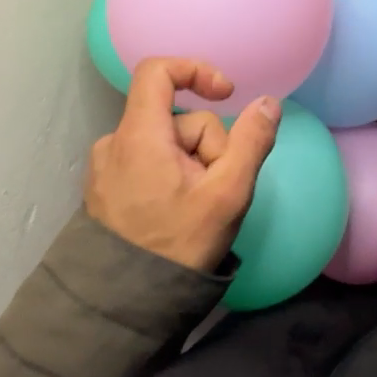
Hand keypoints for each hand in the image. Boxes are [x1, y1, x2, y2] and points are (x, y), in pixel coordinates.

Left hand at [85, 58, 279, 271]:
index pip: (158, 71)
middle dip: (210, 144)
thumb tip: (269, 103)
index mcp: (139, 136)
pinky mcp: (107, 189)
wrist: (121, 306)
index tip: (226, 94)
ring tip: (199, 204)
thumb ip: (252, 141)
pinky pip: (151, 163)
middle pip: (179, 118)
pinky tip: (181, 209)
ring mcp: (107, 168)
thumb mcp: (228, 193)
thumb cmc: (177, 244)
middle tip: (217, 186)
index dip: (197, 70)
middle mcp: (115, 143)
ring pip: (168, 143)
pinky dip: (174, 175)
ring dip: (194, 163)